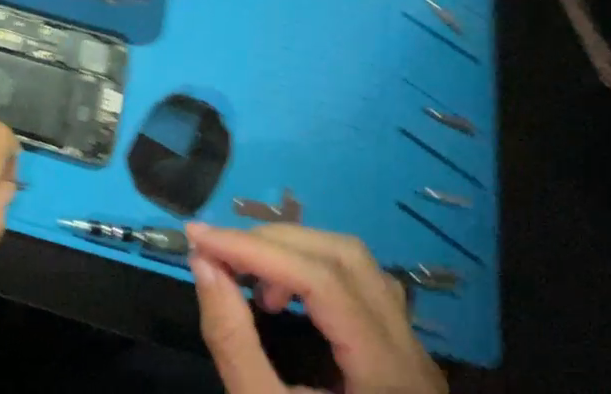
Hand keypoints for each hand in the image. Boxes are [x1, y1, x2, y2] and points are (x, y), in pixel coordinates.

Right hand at [186, 223, 446, 393]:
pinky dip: (313, 275)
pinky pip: (362, 291)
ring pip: (359, 268)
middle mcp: (414, 355)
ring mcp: (415, 358)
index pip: (321, 279)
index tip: (195, 237)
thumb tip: (203, 264)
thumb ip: (233, 340)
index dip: (254, 248)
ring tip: (247, 279)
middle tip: (217, 252)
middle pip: (346, 258)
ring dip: (295, 255)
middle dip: (273, 242)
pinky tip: (279, 300)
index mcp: (389, 374)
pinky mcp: (403, 363)